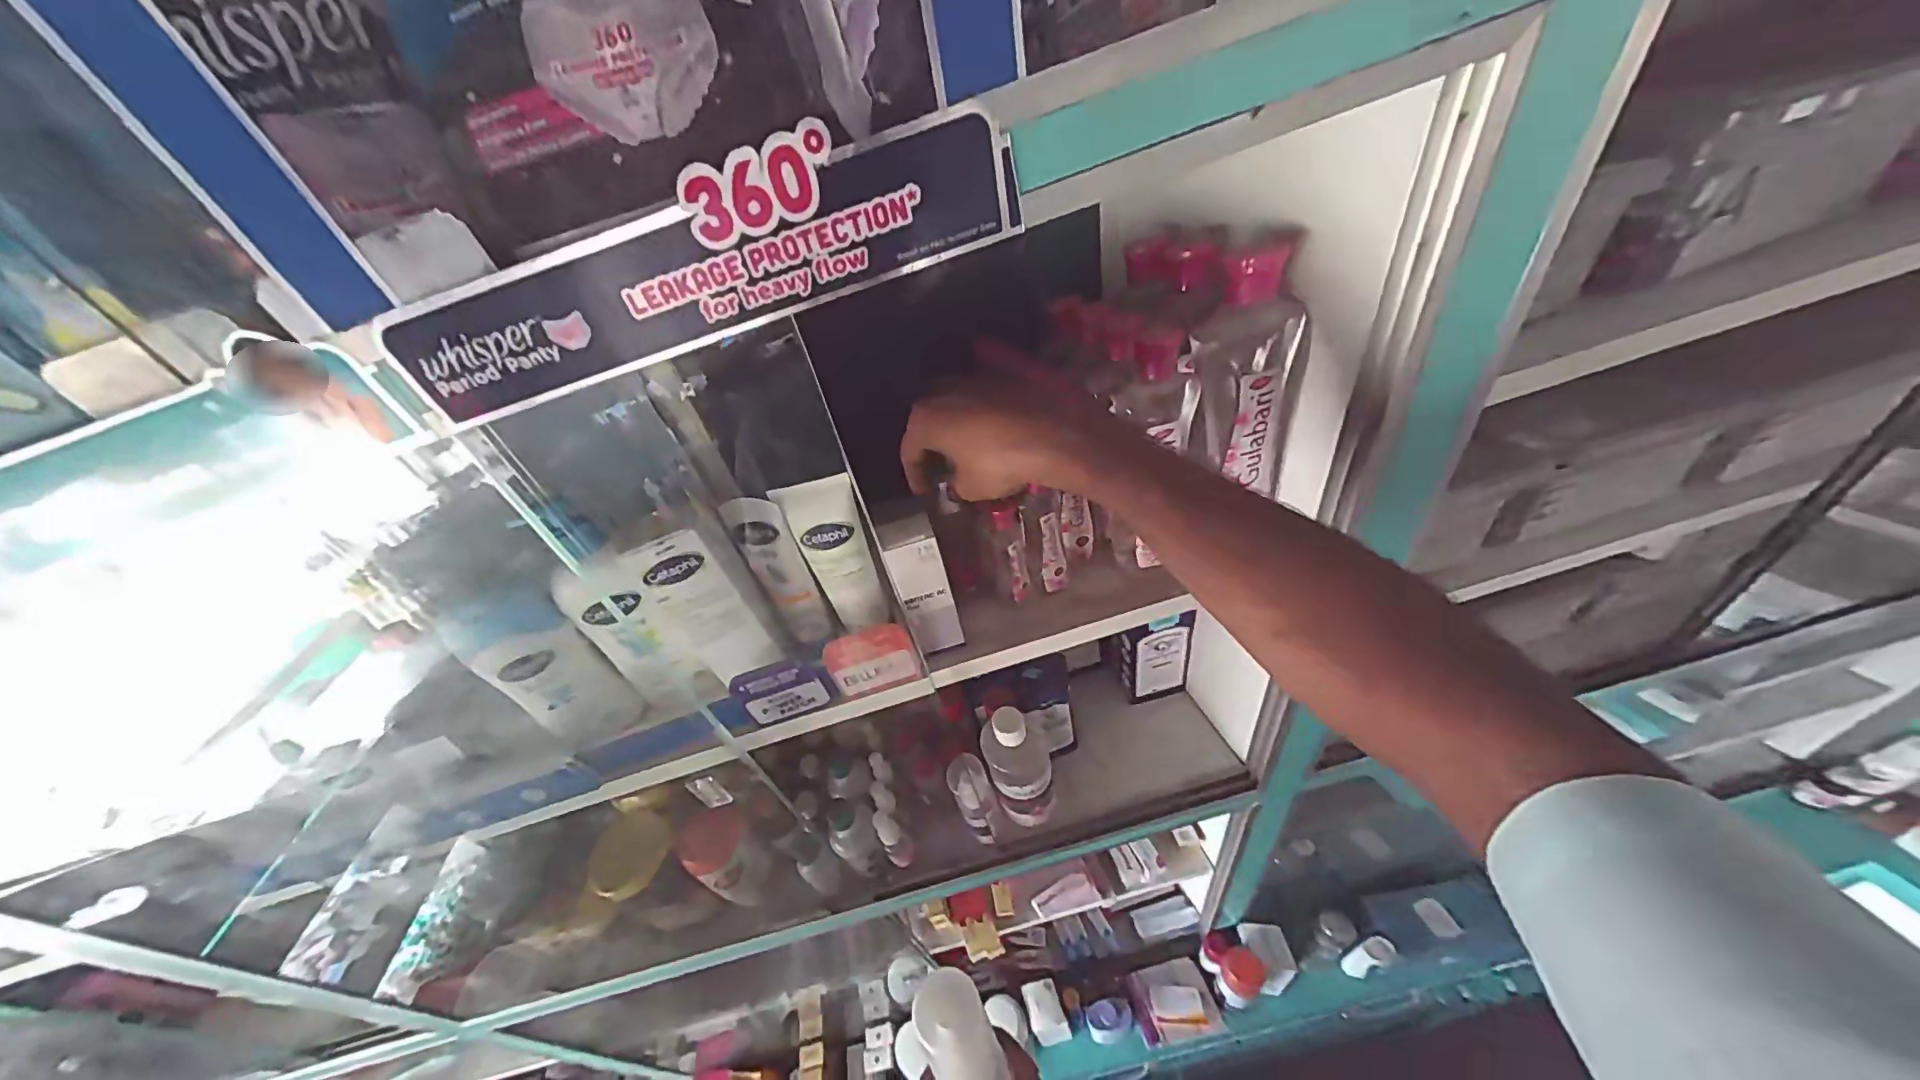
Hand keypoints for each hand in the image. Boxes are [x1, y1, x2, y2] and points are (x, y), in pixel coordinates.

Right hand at [899, 360, 1126, 501]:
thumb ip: (954, 485)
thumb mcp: (970, 488)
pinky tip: (989, 420)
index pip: (909, 451)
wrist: (1053, 435)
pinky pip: (982, 391)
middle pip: (927, 420)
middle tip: (942, 467)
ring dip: (954, 423)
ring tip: (965, 445)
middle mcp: (941, 390)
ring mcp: (972, 376)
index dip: (915, 476)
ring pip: (953, 401)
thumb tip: (957, 482)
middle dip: (931, 444)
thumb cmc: (1001, 464)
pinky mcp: (1001, 370)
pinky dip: (981, 404)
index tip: (924, 491)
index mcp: (924, 418)